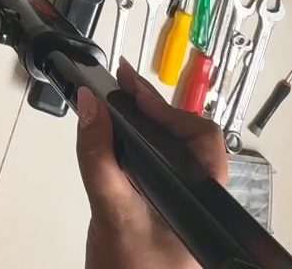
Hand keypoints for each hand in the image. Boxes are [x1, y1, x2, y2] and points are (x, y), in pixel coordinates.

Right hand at [75, 60, 227, 268]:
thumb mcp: (109, 209)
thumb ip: (98, 154)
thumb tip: (91, 103)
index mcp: (200, 198)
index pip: (201, 137)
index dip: (167, 111)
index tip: (131, 93)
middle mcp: (198, 198)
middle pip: (186, 136)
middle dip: (154, 106)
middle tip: (121, 81)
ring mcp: (181, 204)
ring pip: (172, 149)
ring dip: (146, 121)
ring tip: (119, 95)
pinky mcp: (161, 207)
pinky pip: (156, 163)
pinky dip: (136, 141)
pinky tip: (115, 131)